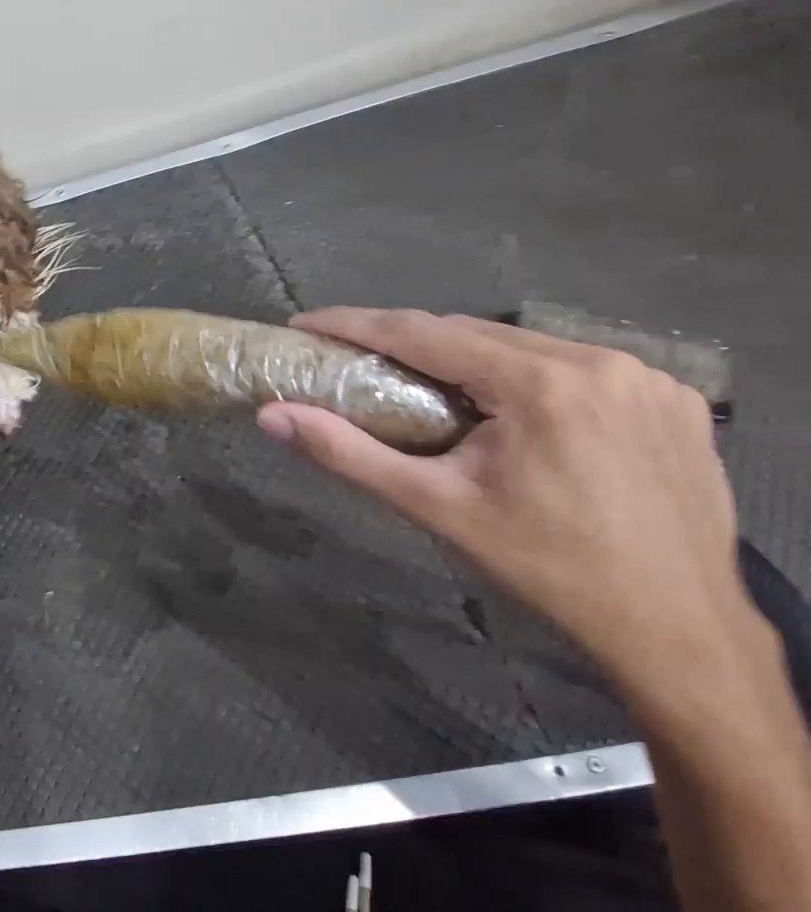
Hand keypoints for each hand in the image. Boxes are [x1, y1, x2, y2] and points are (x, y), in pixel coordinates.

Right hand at [257, 308, 743, 685]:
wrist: (676, 623)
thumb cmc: (545, 565)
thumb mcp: (434, 507)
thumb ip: (347, 454)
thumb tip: (271, 416)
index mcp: (541, 383)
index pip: (423, 332)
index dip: (355, 324)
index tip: (304, 325)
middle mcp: (601, 361)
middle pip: (474, 334)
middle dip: (406, 342)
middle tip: (354, 363)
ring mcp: (648, 378)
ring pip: (526, 346)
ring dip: (465, 359)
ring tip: (423, 391)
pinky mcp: (674, 400)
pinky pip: (575, 367)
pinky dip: (524, 377)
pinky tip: (507, 414)